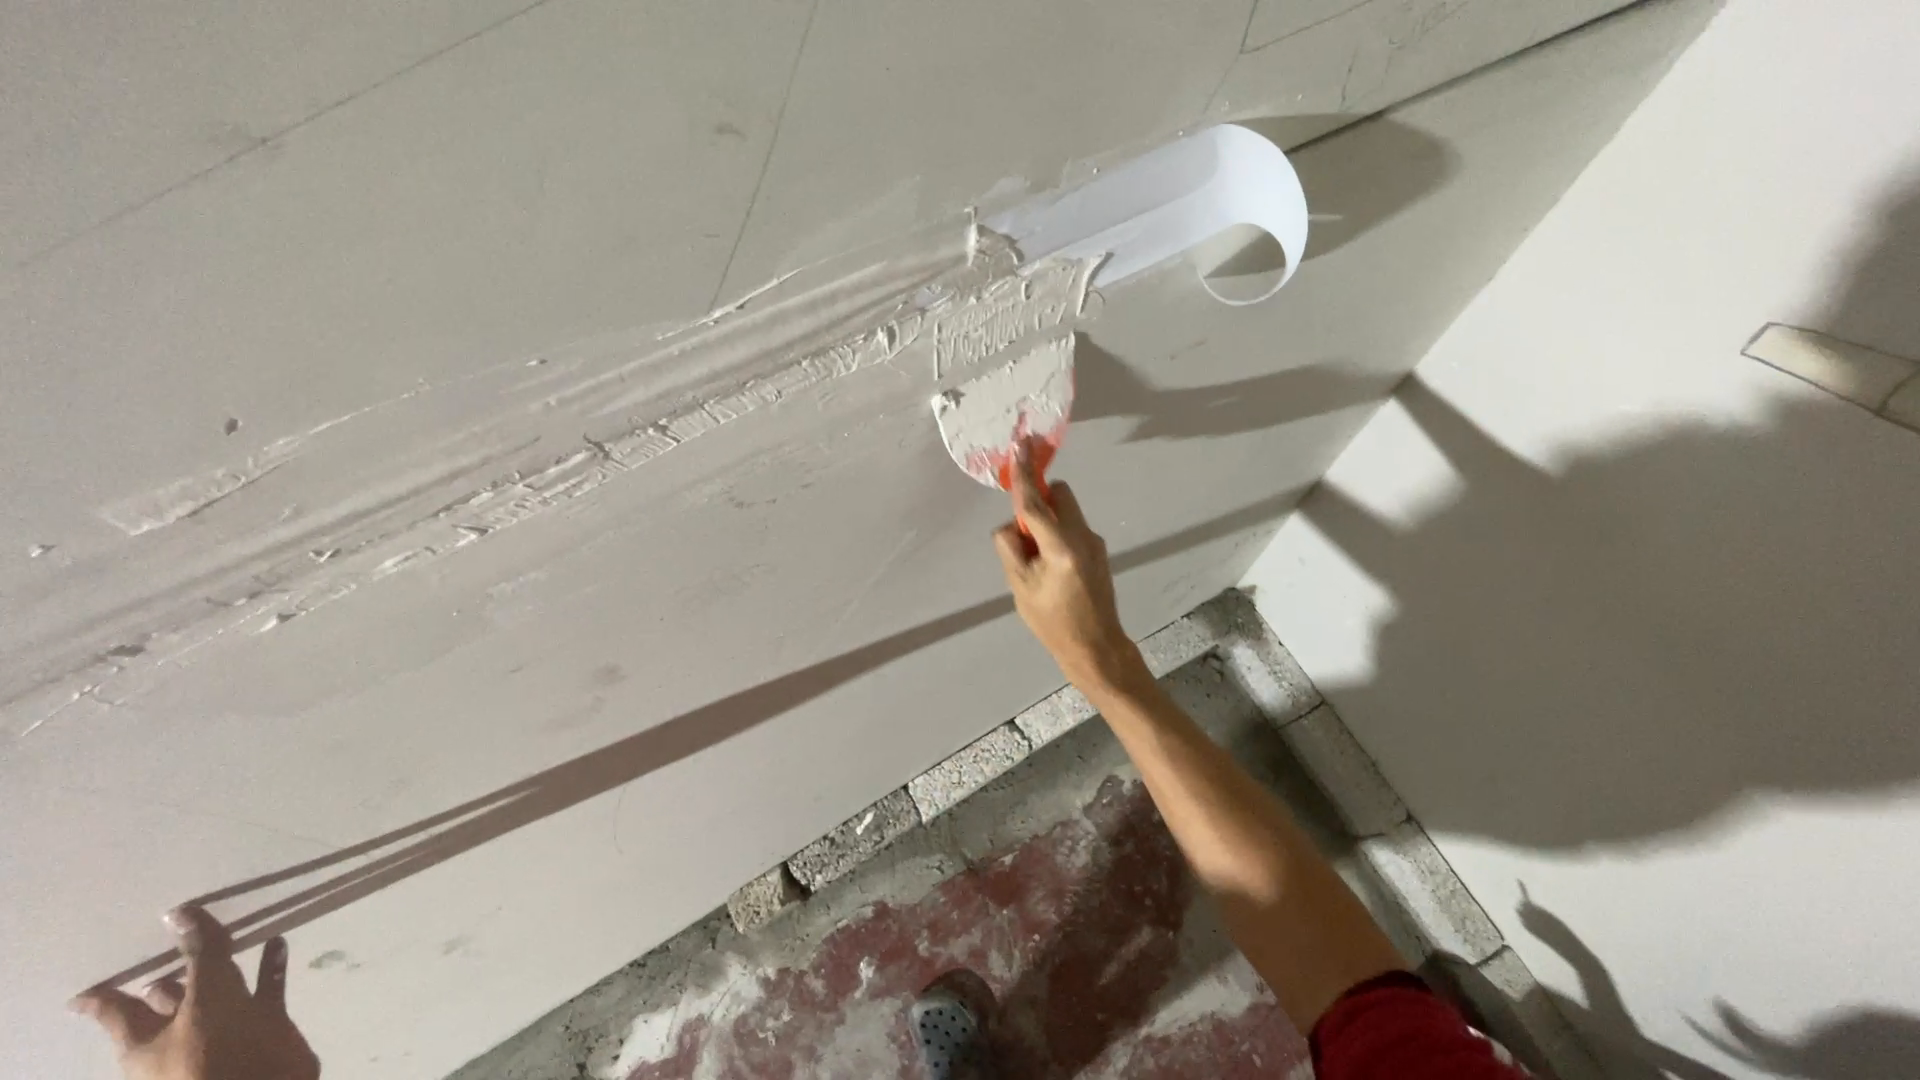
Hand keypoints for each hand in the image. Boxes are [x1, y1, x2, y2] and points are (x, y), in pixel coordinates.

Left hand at [71, 906, 318, 1079]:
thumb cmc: (214, 1048)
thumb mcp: (206, 996)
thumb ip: (201, 955)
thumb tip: (179, 914)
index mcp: (146, 1040)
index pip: (115, 1011)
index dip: (102, 997)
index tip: (86, 989)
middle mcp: (180, 1034)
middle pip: (170, 1000)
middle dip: (172, 974)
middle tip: (171, 943)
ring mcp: (223, 1030)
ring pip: (221, 991)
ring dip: (226, 964)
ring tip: (234, 931)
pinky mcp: (261, 1025)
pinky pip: (264, 989)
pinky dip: (269, 967)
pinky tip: (277, 942)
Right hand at [993, 441, 1146, 693]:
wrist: (1096, 646)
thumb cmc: (1053, 622)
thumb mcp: (1020, 587)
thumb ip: (1011, 547)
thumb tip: (1013, 524)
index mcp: (1061, 546)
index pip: (1035, 502)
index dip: (1024, 473)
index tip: (1020, 444)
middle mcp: (1083, 536)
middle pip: (1059, 494)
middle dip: (1039, 501)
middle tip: (1025, 535)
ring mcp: (1095, 541)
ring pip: (1066, 510)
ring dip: (1047, 520)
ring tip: (1037, 562)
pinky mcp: (1099, 549)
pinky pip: (1072, 527)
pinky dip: (1057, 535)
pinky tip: (1052, 571)